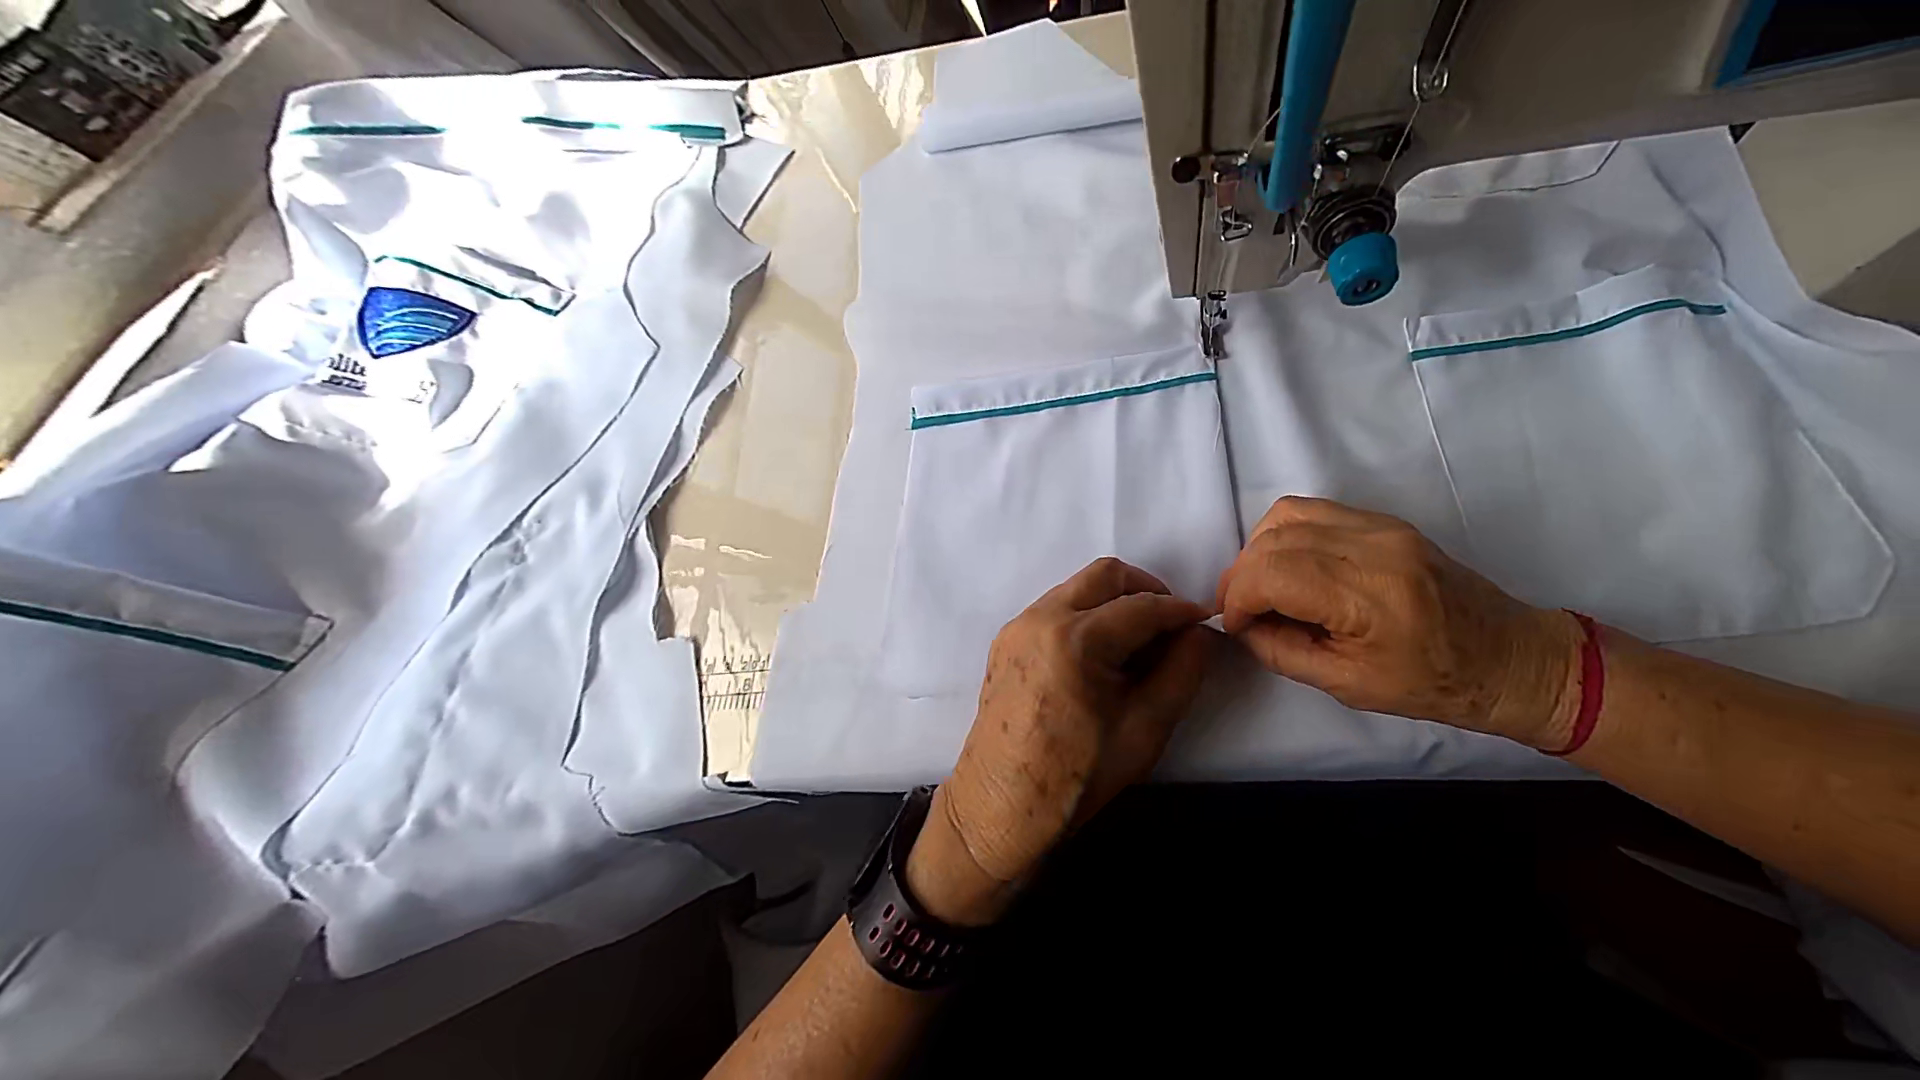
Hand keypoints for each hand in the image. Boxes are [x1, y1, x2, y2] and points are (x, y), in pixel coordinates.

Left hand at [907, 558, 1211, 925]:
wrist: (1000, 805)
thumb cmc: (1076, 776)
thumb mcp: (1145, 729)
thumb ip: (1181, 672)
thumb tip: (1199, 634)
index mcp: (1075, 640)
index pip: (1142, 606)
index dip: (1180, 611)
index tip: (1204, 622)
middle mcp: (1040, 619)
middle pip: (1104, 575)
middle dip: (1146, 590)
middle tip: (1171, 624)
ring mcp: (1017, 628)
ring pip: (1077, 588)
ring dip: (1113, 601)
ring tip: (1139, 643)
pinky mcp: (1006, 642)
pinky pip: (1055, 608)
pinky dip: (1085, 615)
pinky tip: (1102, 654)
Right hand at [1215, 496, 1583, 749]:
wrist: (1509, 657)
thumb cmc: (1431, 684)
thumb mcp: (1345, 685)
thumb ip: (1280, 651)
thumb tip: (1241, 624)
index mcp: (1368, 597)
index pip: (1271, 573)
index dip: (1237, 598)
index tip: (1235, 624)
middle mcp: (1373, 548)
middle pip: (1272, 541)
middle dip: (1240, 576)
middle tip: (1241, 609)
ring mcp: (1380, 526)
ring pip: (1285, 515)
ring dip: (1258, 550)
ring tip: (1262, 584)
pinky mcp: (1383, 520)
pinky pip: (1311, 510)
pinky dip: (1283, 535)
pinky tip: (1289, 566)